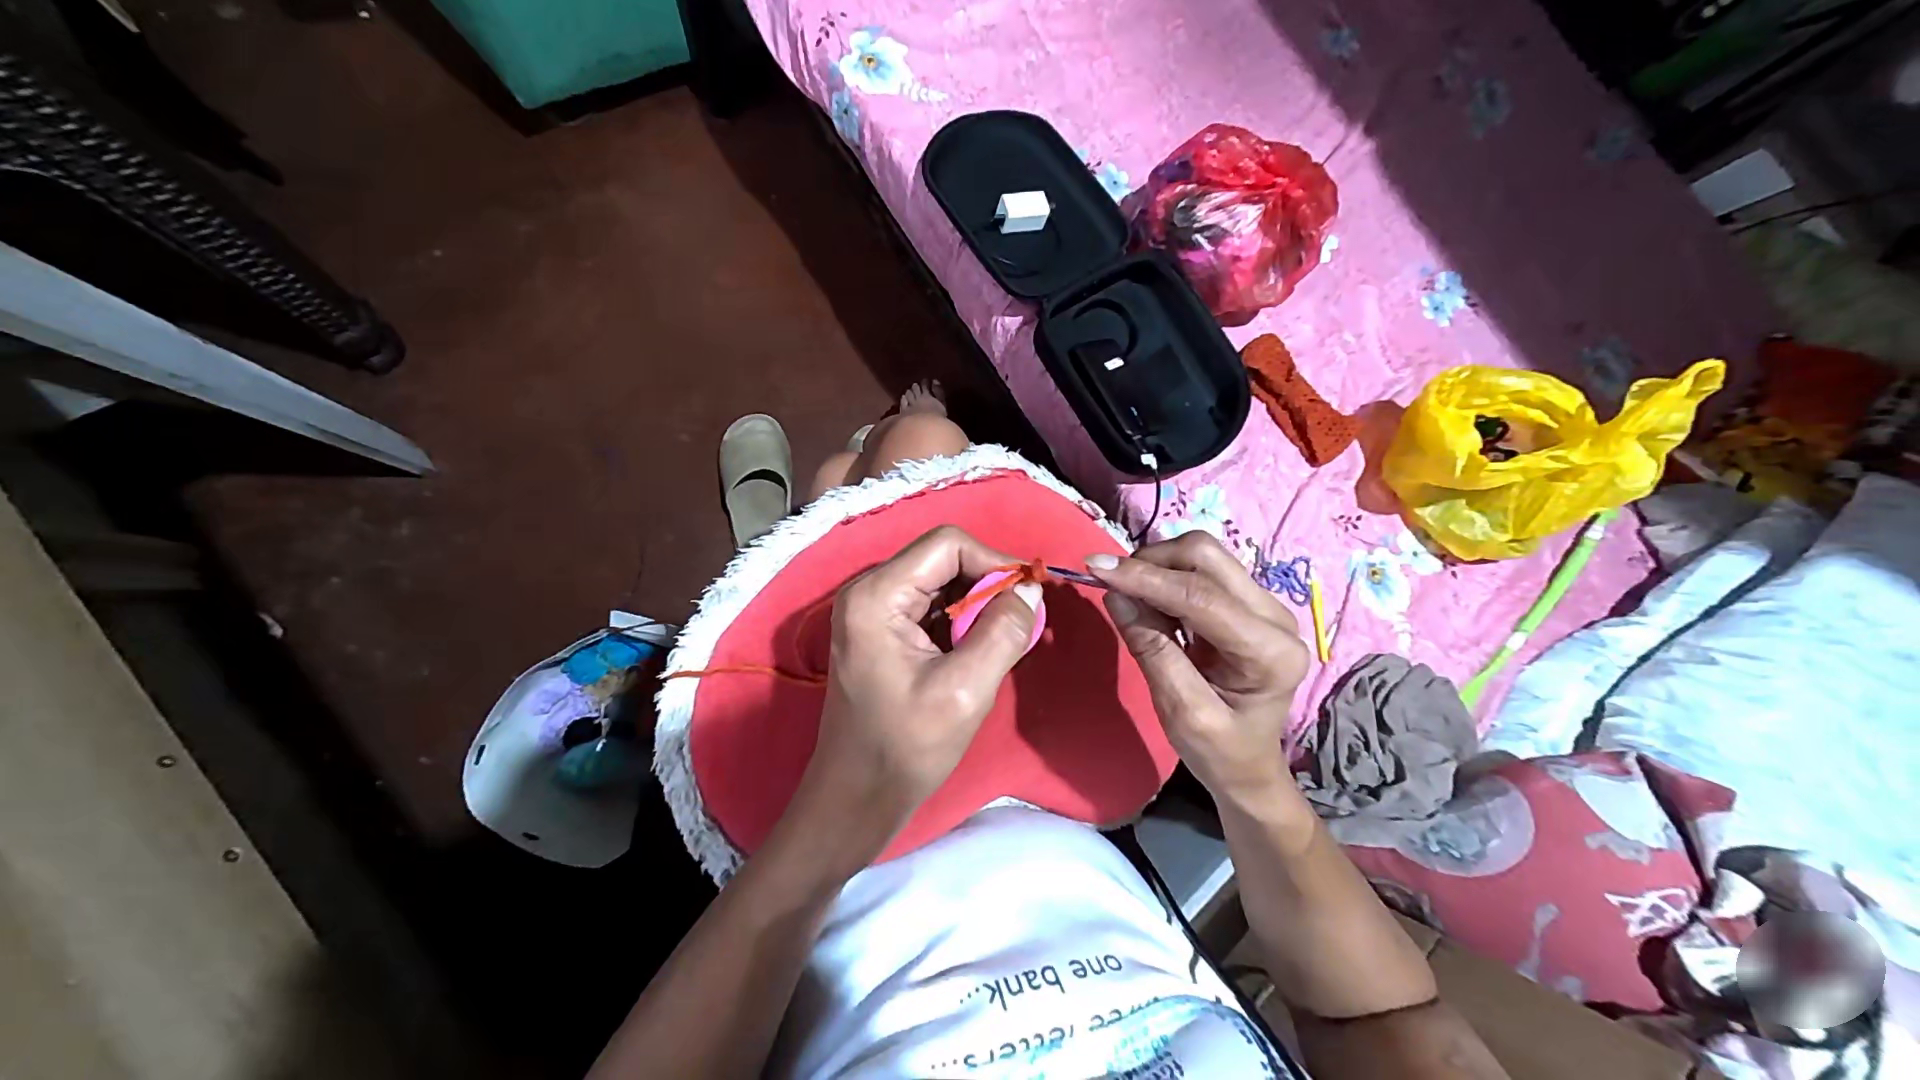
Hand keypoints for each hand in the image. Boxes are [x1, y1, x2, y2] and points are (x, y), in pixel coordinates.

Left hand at [794, 526, 1040, 848]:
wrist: (856, 794)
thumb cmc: (906, 748)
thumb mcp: (966, 690)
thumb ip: (1003, 632)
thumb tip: (1031, 591)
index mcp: (877, 596)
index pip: (947, 545)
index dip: (994, 562)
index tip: (1027, 597)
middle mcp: (868, 590)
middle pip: (942, 558)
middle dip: (986, 584)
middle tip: (1018, 622)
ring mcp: (871, 609)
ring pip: (940, 580)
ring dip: (976, 604)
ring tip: (1000, 640)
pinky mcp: (880, 629)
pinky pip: (929, 604)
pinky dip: (960, 619)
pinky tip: (975, 650)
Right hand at [1086, 532, 1309, 803]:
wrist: (1248, 766)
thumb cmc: (1218, 751)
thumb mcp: (1180, 712)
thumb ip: (1152, 650)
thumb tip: (1115, 594)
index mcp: (1270, 652)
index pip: (1201, 596)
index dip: (1145, 577)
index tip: (1095, 566)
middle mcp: (1275, 617)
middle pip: (1207, 557)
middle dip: (1152, 562)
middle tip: (1113, 584)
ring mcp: (1264, 605)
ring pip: (1203, 557)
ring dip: (1157, 566)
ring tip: (1129, 596)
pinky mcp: (1247, 603)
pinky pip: (1201, 571)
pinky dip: (1165, 577)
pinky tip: (1148, 602)